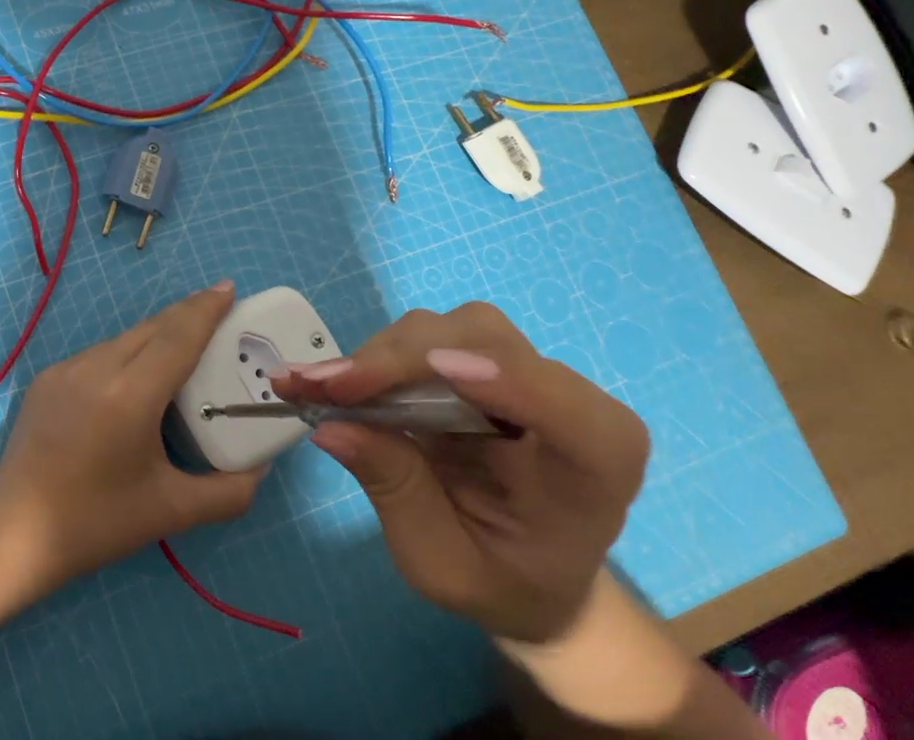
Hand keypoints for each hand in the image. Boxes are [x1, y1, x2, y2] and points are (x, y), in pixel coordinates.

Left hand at [0, 281, 267, 588]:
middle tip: (220, 318)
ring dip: (154, 338)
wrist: (16, 532)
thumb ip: (228, 491)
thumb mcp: (172, 510)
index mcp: (129, 395)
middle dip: (186, 318)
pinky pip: (95, 357)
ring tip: (182, 352)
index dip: (205, 310)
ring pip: (121, 341)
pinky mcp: (45, 381)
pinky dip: (124, 357)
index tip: (229, 289)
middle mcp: (94, 369)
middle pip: (150, 330)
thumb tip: (259, 468)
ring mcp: (63, 371)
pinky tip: (136, 380)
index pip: (176, 336)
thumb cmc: (98, 522)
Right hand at [270, 302, 648, 643]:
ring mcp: (517, 375)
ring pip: (444, 330)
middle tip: (330, 387)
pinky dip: (370, 359)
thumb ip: (399, 494)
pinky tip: (325, 380)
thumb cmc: (503, 583)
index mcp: (595, 459)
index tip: (440, 368)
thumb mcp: (445, 566)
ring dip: (378, 356)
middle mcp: (565, 400)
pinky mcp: (474, 367)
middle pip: (484, 342)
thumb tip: (332, 428)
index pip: (564, 404)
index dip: (504, 376)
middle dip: (401, 359)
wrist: (531, 577)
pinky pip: (422, 341)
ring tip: (317, 387)